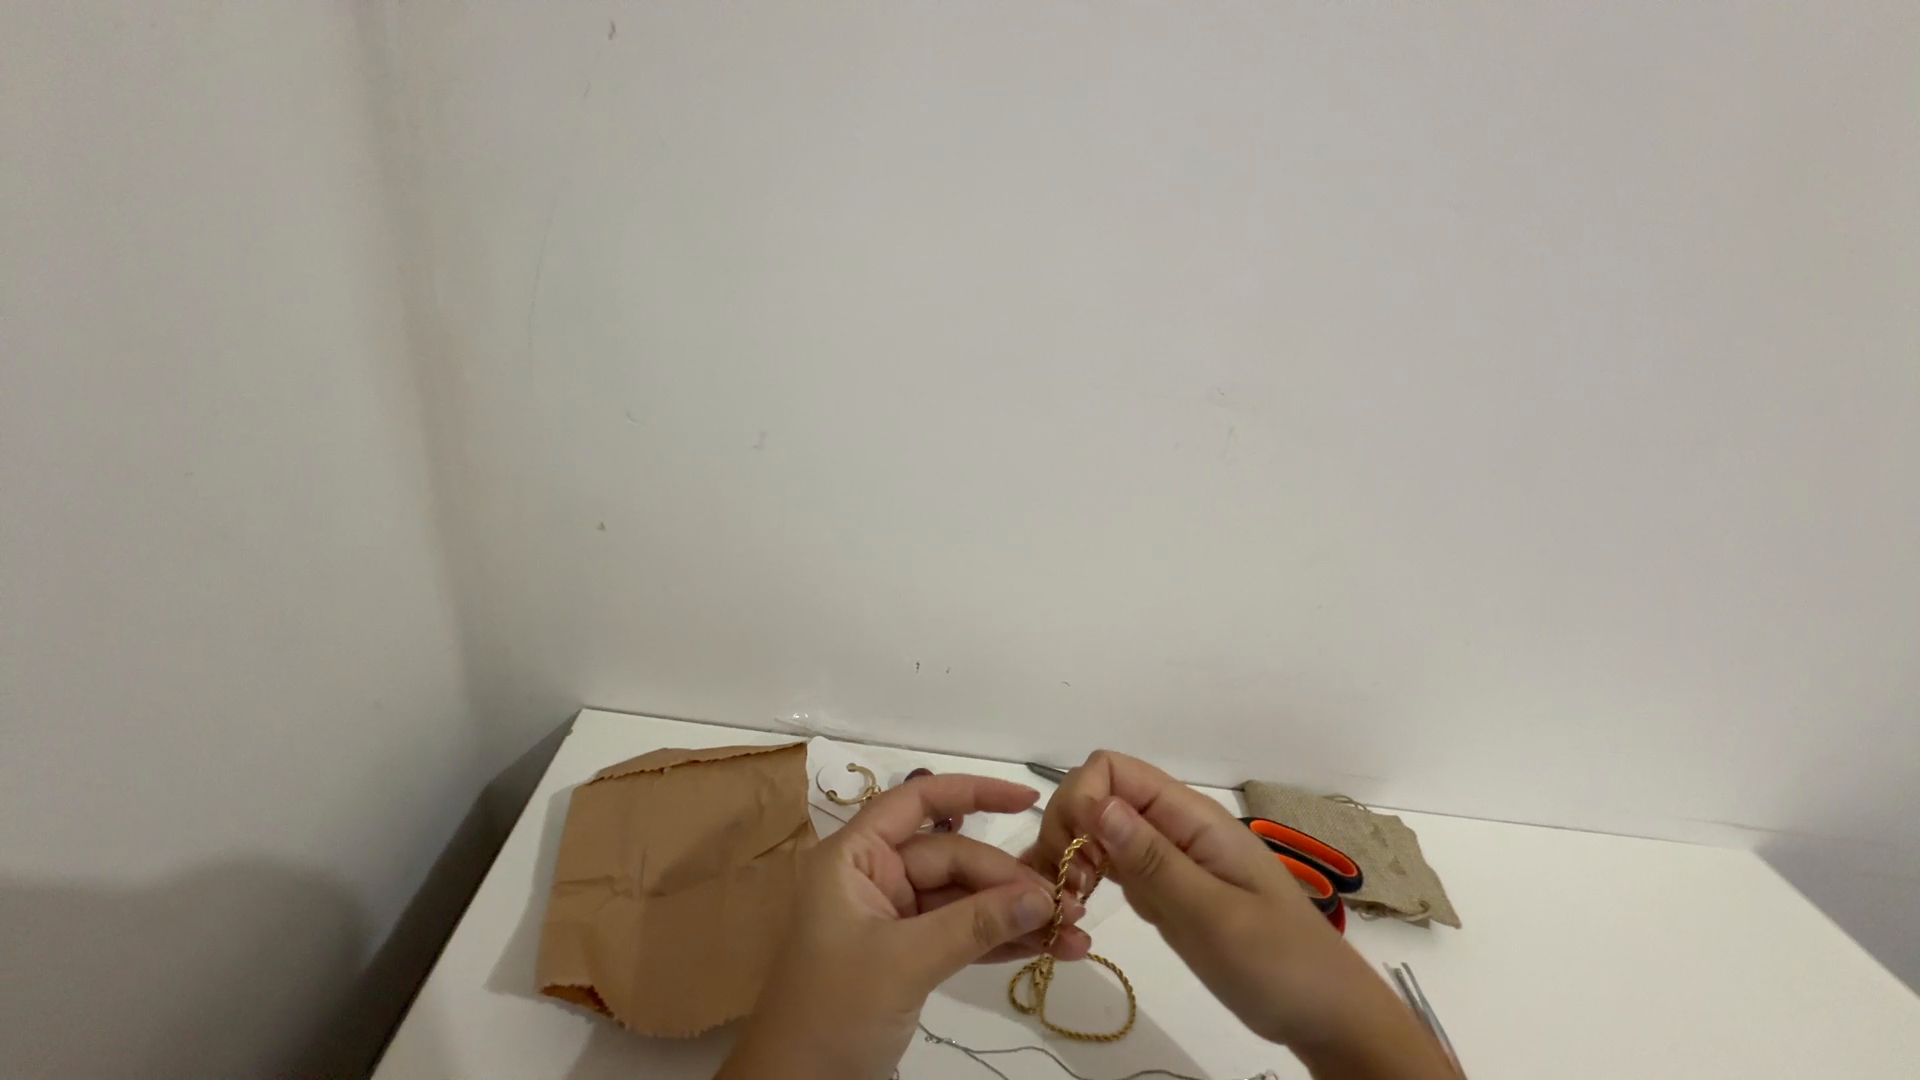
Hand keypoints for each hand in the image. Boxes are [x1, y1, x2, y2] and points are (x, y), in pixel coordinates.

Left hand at [717, 773, 1090, 1079]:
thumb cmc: (832, 1013)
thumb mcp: (904, 963)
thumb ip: (974, 925)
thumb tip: (1042, 896)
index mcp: (855, 855)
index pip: (918, 800)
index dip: (974, 791)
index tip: (1028, 799)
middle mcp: (874, 874)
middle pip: (953, 858)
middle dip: (1008, 880)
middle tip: (1067, 906)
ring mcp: (893, 915)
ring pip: (963, 898)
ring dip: (1014, 915)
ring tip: (1073, 932)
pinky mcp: (908, 953)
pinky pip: (961, 933)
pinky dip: (999, 941)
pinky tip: (1046, 948)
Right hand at [1028, 751, 1454, 1079]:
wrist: (1326, 1015)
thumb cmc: (1277, 964)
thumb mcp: (1211, 915)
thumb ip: (1151, 859)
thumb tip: (1095, 803)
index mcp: (1191, 816)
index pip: (1112, 769)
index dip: (1081, 799)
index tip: (1072, 854)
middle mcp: (1176, 824)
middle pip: (1100, 794)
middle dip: (1071, 829)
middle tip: (1069, 887)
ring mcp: (1171, 854)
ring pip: (1101, 828)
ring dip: (1075, 854)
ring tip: (1072, 903)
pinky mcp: (1167, 884)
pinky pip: (1116, 862)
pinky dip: (1090, 877)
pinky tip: (1085, 908)